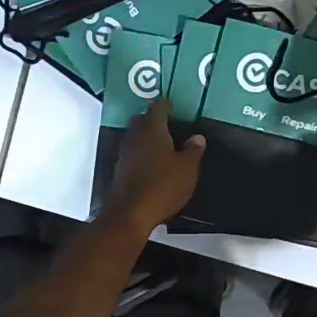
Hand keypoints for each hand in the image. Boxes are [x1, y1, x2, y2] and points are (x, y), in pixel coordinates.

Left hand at [105, 101, 205, 234]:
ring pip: (134, 136)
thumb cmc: (163, 185)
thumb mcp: (187, 168)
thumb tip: (197, 137)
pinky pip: (131, 153)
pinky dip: (140, 153)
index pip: (157, 109)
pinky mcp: (119, 170)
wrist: (131, 212)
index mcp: (152, 130)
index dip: (165, 105)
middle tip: (166, 122)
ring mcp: (124, 154)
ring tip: (160, 142)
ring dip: (144, 136)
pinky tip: (149, 162)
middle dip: (151, 118)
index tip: (171, 104)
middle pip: (141, 120)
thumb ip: (193, 150)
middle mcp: (135, 137)